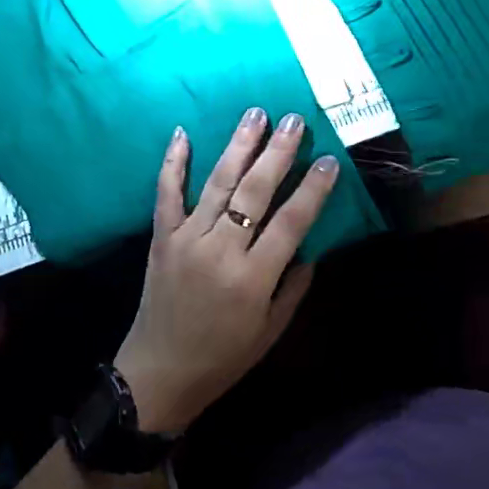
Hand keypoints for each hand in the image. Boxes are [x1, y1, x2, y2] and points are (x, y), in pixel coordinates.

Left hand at [114, 109, 339, 432]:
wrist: (159, 375)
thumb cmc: (224, 357)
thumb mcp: (271, 330)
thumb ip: (294, 286)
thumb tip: (309, 245)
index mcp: (253, 278)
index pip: (291, 223)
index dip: (312, 190)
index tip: (328, 160)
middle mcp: (220, 251)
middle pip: (254, 192)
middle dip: (278, 153)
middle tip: (295, 120)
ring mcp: (187, 240)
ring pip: (217, 184)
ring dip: (238, 146)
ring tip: (256, 114)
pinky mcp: (162, 238)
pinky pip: (166, 195)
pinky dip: (173, 163)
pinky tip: (183, 133)